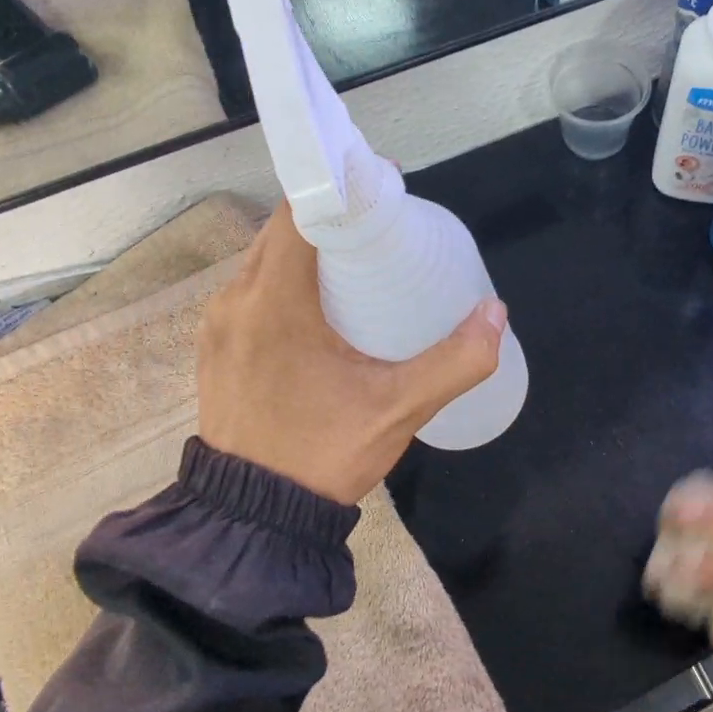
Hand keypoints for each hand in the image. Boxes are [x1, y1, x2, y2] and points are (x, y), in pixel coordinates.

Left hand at [195, 202, 505, 504]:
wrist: (250, 521)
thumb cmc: (322, 454)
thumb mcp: (400, 409)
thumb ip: (456, 360)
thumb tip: (496, 313)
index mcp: (273, 302)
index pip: (298, 213)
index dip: (340, 191)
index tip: (383, 191)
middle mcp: (235, 301)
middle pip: (282, 231)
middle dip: (331, 219)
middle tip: (382, 227)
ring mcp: (218, 326)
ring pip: (264, 260)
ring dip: (308, 250)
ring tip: (358, 260)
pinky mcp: (217, 349)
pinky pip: (250, 291)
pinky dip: (285, 279)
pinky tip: (322, 305)